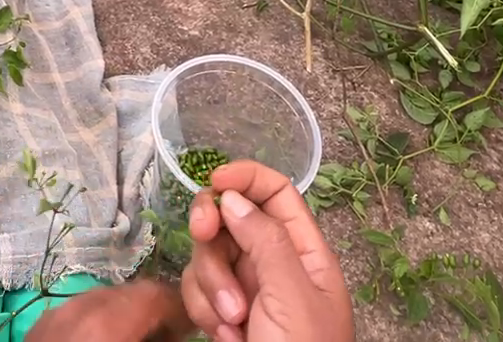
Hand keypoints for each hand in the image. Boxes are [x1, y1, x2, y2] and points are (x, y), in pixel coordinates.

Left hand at [23, 279, 191, 341]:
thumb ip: (162, 340)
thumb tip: (181, 331)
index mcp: (105, 320)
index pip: (153, 293)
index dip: (181, 302)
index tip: (198, 316)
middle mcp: (78, 305)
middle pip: (128, 293)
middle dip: (154, 307)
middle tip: (176, 329)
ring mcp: (53, 315)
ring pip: (101, 300)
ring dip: (127, 314)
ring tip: (145, 334)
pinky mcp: (37, 328)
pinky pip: (76, 313)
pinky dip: (98, 322)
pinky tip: (109, 339)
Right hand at [180, 161, 353, 341]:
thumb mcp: (292, 298)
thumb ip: (266, 241)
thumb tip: (233, 198)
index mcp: (305, 254)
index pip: (276, 193)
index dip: (246, 177)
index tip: (215, 181)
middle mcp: (273, 264)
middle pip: (232, 216)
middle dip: (212, 227)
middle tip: (200, 235)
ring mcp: (246, 291)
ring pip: (209, 253)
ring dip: (210, 283)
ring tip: (231, 324)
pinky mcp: (221, 316)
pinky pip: (197, 289)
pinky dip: (203, 309)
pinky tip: (223, 337)